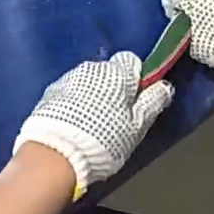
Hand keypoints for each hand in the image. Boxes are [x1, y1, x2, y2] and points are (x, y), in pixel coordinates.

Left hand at [14, 52, 172, 195]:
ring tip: (93, 125)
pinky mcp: (49, 93)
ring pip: (87, 83)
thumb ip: (153, 102)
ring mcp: (66, 80)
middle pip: (108, 73)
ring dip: (92, 97)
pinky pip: (69, 94)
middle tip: (117, 119)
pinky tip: (75, 125)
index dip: (137, 80)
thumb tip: (165, 86)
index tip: (138, 101)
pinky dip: (74, 104)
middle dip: (114, 90)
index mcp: (115, 72)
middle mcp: (89, 69)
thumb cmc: (103, 138)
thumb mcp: (138, 125)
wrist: (56, 152)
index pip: (131, 62)